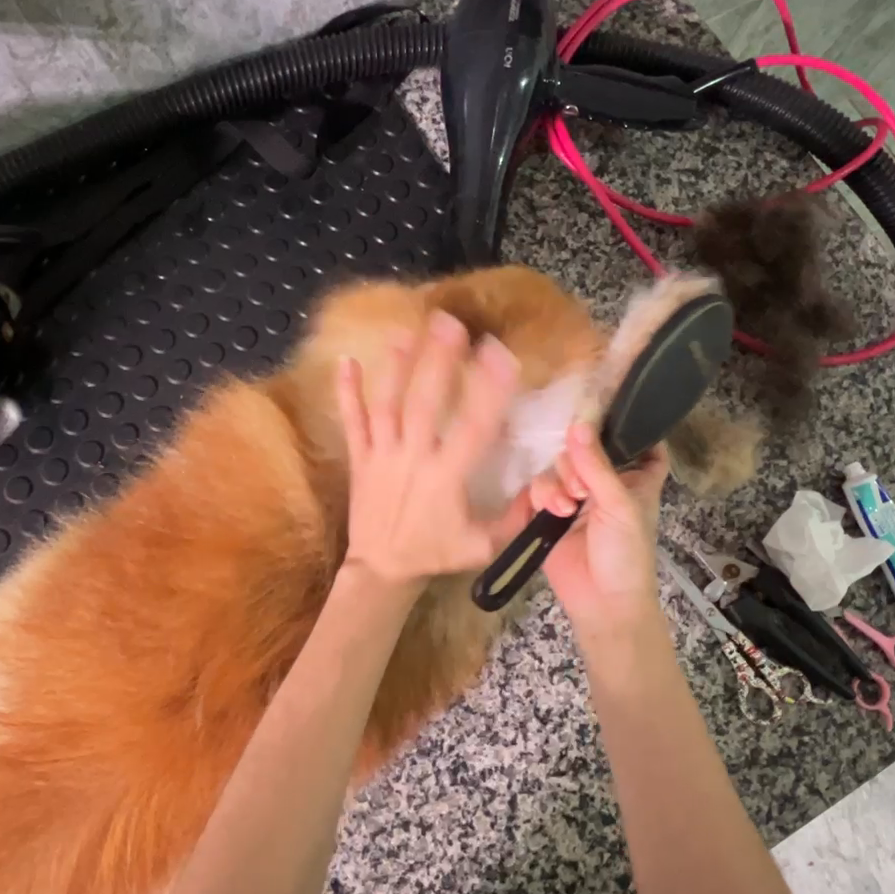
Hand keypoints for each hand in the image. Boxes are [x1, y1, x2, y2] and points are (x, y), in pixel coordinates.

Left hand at [336, 311, 532, 588]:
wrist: (382, 571)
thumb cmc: (436, 553)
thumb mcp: (483, 545)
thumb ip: (515, 517)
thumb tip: (548, 487)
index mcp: (447, 477)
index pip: (474, 427)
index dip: (490, 390)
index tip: (502, 354)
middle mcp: (413, 459)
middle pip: (425, 404)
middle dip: (438, 362)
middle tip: (449, 322)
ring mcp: (382, 456)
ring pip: (388, 405)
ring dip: (396, 367)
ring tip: (406, 331)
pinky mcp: (359, 459)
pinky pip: (352, 422)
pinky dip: (346, 392)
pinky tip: (346, 360)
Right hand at [529, 423, 669, 639]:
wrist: (602, 603)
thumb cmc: (627, 554)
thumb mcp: (619, 505)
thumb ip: (596, 465)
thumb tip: (577, 424)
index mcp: (634, 479)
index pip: (638, 442)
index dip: (625, 427)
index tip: (603, 412)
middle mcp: (603, 484)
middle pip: (583, 449)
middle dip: (577, 463)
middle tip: (582, 488)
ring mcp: (574, 499)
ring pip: (556, 468)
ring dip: (558, 483)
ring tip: (567, 507)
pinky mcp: (546, 515)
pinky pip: (536, 490)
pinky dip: (541, 497)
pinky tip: (552, 512)